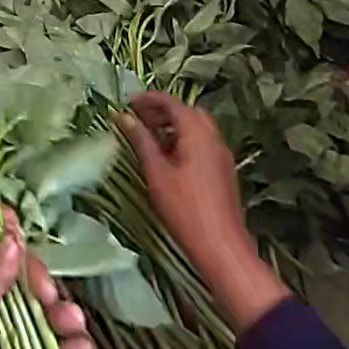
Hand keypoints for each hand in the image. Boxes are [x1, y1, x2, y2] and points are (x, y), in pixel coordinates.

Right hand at [121, 92, 289, 331]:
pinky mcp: (224, 171)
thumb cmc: (185, 208)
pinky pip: (203, 142)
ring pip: (197, 127)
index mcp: (197, 133)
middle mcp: (213, 137)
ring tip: (150, 136)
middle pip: (188, 112)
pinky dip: (185, 139)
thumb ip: (141, 141)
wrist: (222, 249)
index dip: (149, 99)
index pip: (172, 103)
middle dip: (163, 110)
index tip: (128, 102)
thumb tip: (125, 117)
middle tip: (140, 118)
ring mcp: (222, 155)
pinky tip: (169, 157)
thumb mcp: (156, 172)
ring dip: (174, 125)